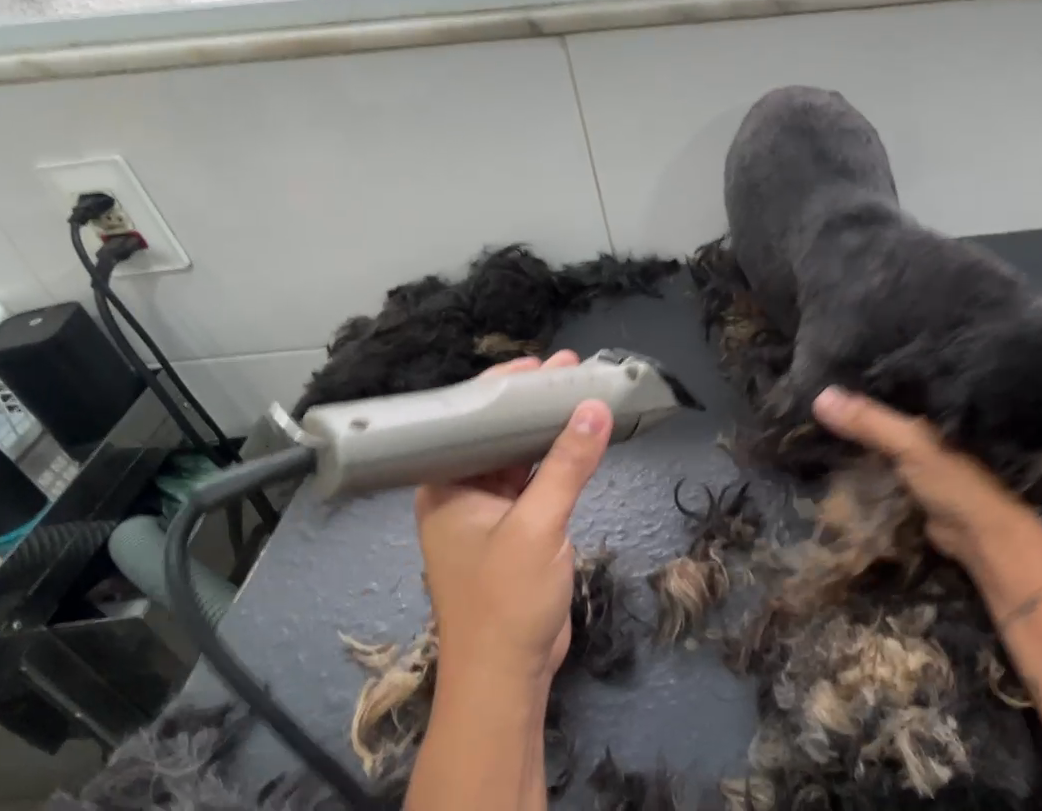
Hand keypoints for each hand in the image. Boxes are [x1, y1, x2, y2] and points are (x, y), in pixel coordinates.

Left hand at [415, 350, 612, 686]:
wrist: (508, 676)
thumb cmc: (506, 600)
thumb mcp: (538, 527)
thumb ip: (567, 465)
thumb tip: (595, 407)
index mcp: (445, 487)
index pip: (470, 423)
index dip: (503, 389)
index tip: (541, 364)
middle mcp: (462, 494)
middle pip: (498, 436)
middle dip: (534, 403)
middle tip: (572, 369)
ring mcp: (490, 514)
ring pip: (521, 458)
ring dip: (550, 430)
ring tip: (584, 393)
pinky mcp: (517, 532)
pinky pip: (537, 483)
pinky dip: (559, 461)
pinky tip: (583, 439)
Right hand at [811, 386, 1037, 566]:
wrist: (979, 539)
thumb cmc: (950, 483)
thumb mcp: (908, 444)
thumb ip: (868, 422)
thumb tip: (819, 396)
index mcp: (920, 424)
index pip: (879, 399)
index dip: (849, 393)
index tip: (811, 385)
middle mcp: (915, 444)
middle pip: (872, 429)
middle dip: (843, 423)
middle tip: (800, 415)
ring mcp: (911, 474)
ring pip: (871, 456)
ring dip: (847, 453)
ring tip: (803, 443)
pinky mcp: (905, 502)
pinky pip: (873, 484)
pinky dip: (855, 480)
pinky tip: (827, 477)